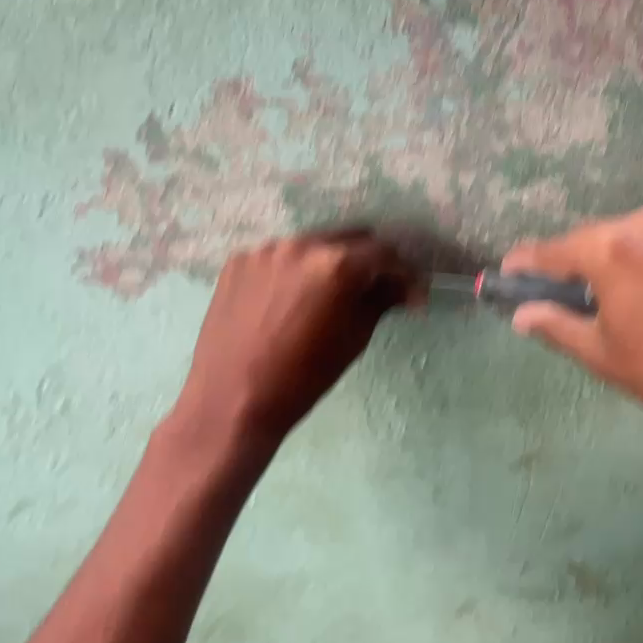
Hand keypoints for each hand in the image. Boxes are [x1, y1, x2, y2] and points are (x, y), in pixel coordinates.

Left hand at [167, 229, 416, 450]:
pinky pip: (280, 257)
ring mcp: (266, 250)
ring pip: (313, 245)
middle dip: (369, 262)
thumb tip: (402, 287)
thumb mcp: (353, 339)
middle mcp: (301, 244)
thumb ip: (381, 301)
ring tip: (330, 295)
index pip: (384, 254)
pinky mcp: (239, 261)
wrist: (229, 402)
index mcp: (335, 263)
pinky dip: (294, 272)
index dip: (404, 274)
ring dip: (329, 264)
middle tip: (377, 289)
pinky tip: (292, 301)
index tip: (413, 296)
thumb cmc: (301, 378)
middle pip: (350, 239)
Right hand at [503, 207, 642, 433]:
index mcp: (610, 249)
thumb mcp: (602, 354)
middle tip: (568, 293)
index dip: (527, 262)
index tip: (509, 271)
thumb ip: (556, 325)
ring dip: (622, 260)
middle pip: (596, 239)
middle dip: (578, 263)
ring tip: (624, 297)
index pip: (552, 250)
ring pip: (637, 239)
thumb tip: (522, 316)